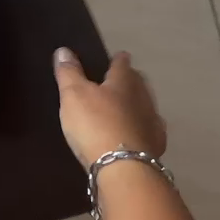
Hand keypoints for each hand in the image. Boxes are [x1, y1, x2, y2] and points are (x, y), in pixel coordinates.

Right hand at [52, 48, 165, 165]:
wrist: (124, 169)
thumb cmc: (95, 124)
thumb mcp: (73, 94)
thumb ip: (69, 72)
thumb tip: (64, 50)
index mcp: (123, 84)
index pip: (122, 67)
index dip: (119, 60)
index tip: (121, 55)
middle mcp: (143, 101)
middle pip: (140, 86)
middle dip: (133, 80)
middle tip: (125, 77)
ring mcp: (152, 126)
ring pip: (147, 108)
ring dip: (139, 104)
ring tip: (130, 105)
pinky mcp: (155, 149)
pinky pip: (149, 130)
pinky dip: (142, 127)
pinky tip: (137, 132)